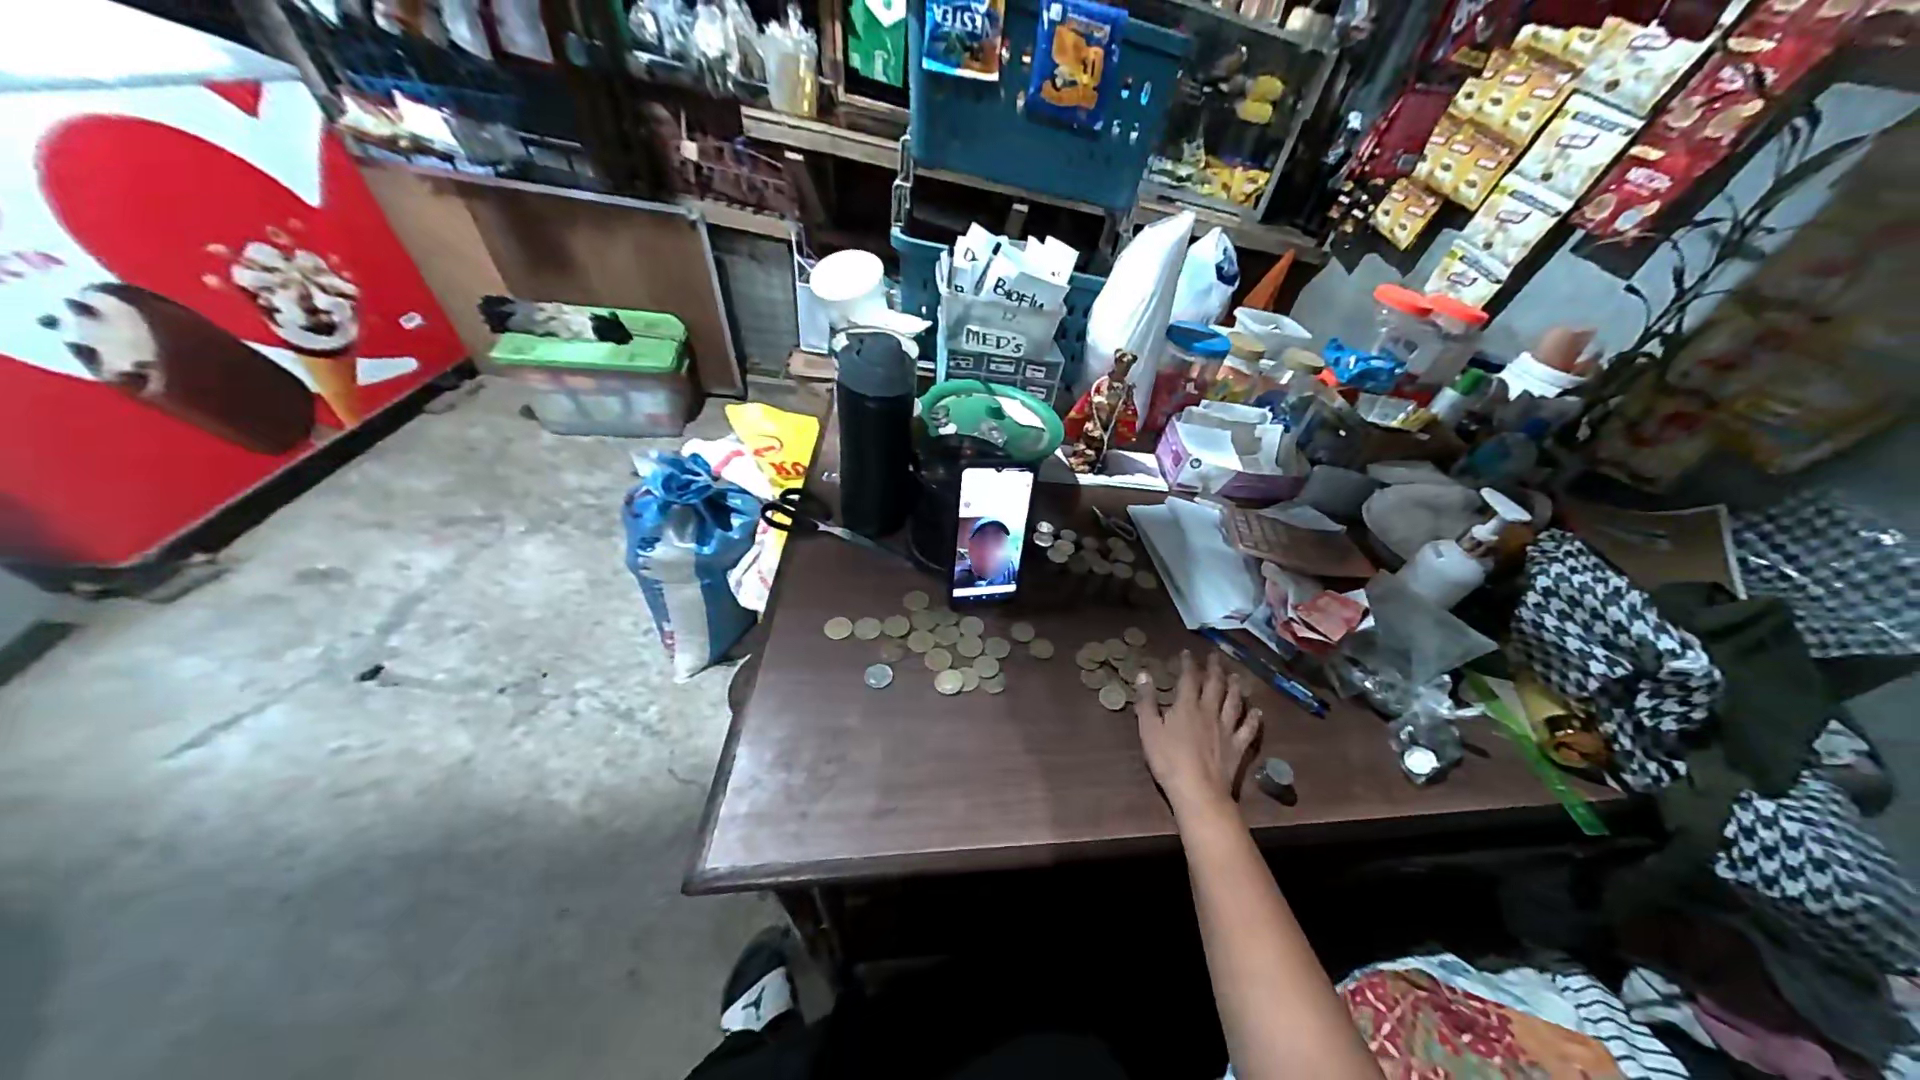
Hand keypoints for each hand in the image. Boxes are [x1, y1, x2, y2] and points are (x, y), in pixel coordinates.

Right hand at [1135, 651, 1260, 813]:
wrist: (1198, 790)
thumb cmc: (1168, 760)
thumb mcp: (1148, 729)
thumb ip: (1146, 701)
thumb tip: (1144, 674)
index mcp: (1186, 706)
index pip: (1189, 678)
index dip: (1188, 664)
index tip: (1187, 653)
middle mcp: (1209, 711)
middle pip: (1215, 685)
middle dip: (1215, 669)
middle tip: (1216, 656)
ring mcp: (1227, 729)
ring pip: (1234, 702)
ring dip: (1235, 687)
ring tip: (1237, 677)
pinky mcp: (1238, 746)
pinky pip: (1248, 728)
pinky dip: (1253, 718)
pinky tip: (1257, 712)